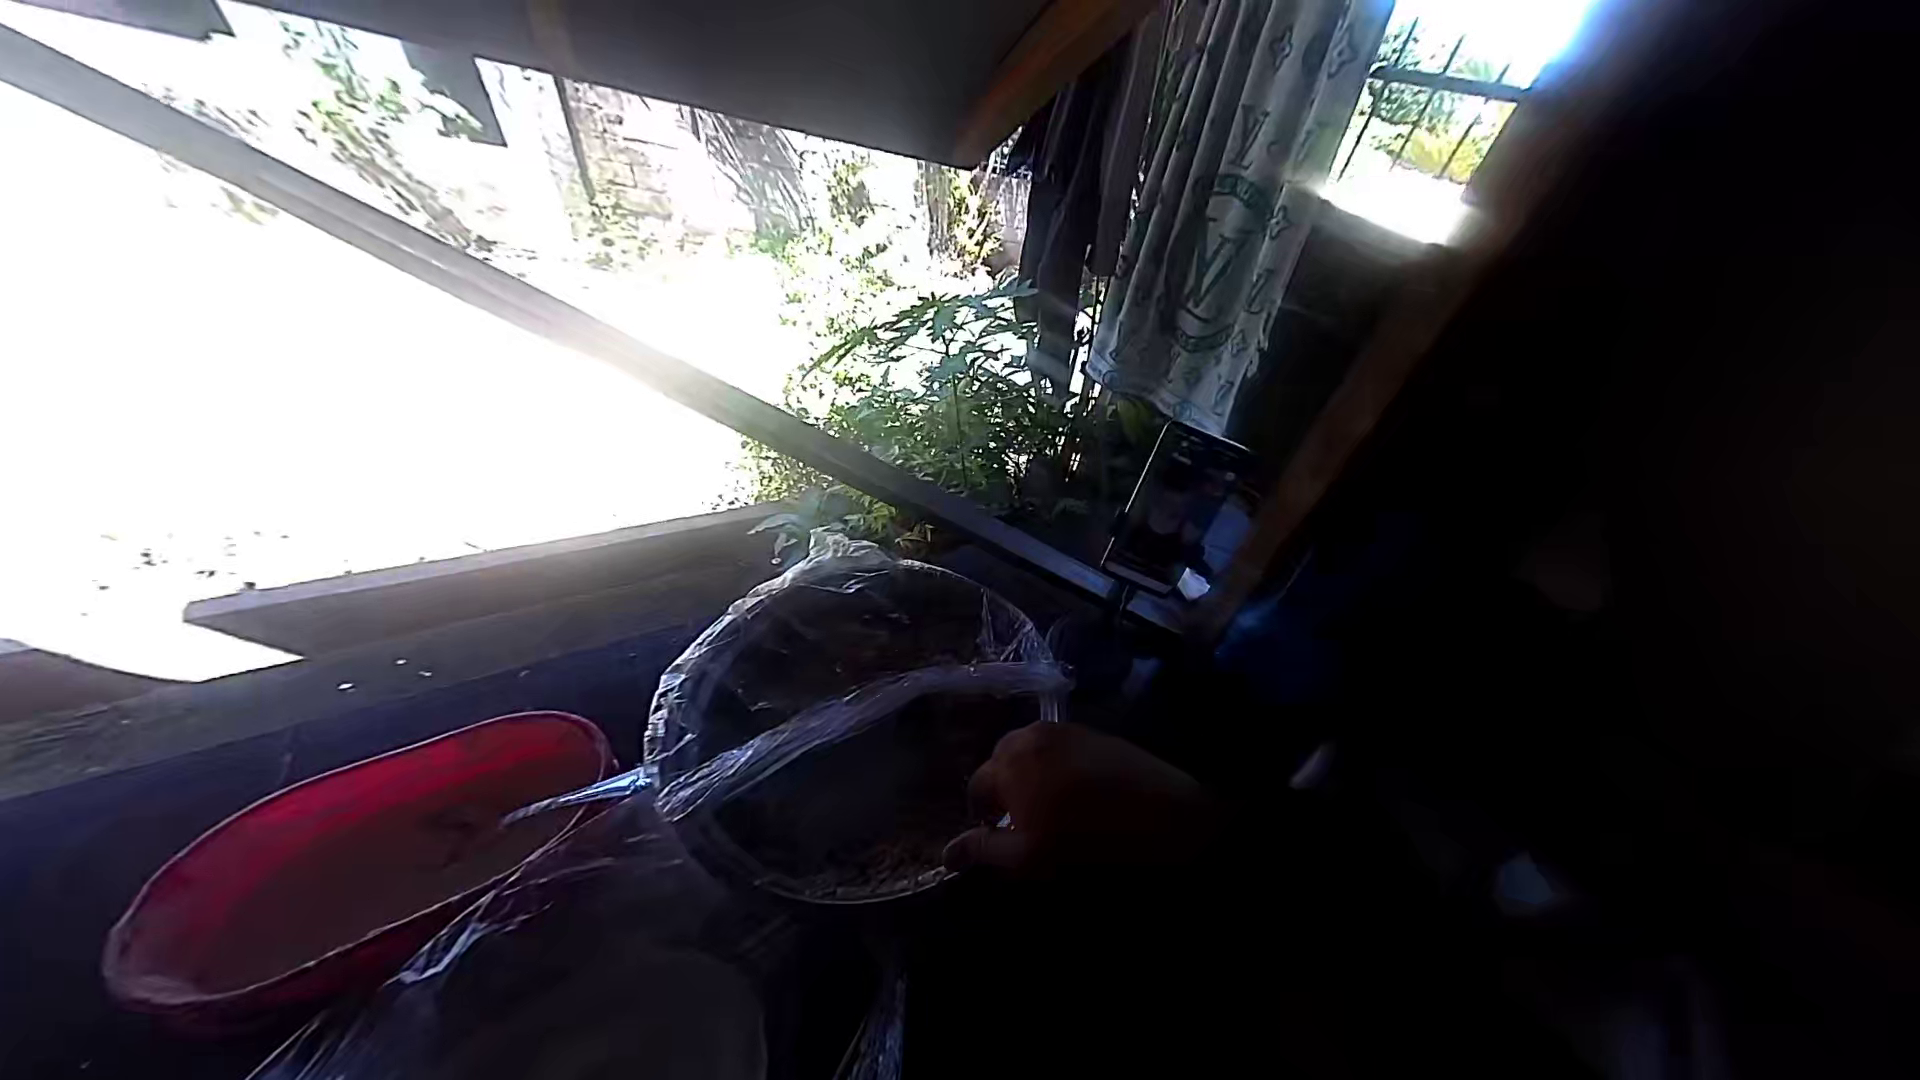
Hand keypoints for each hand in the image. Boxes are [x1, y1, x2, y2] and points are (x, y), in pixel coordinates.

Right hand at [944, 721, 1219, 874]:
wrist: (1159, 813)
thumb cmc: (1086, 839)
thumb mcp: (1029, 857)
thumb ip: (984, 851)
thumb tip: (947, 852)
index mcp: (1009, 762)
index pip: (977, 785)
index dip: (983, 813)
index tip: (999, 834)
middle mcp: (1029, 735)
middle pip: (1000, 761)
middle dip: (1004, 787)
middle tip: (1024, 819)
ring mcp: (1062, 728)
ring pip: (1028, 750)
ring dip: (1028, 772)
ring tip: (1049, 803)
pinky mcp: (1089, 730)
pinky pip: (1056, 745)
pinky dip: (1053, 763)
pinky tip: (1075, 788)